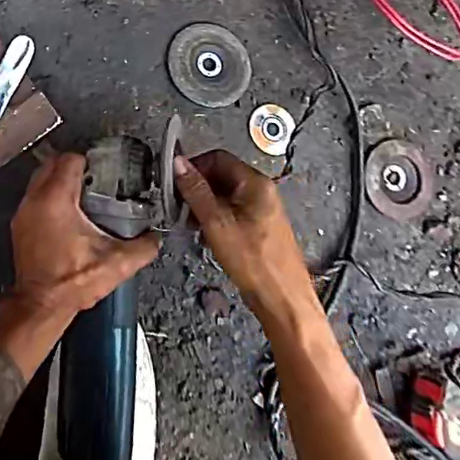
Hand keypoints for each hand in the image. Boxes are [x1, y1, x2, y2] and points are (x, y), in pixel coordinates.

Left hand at [9, 152, 160, 315]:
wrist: (40, 305)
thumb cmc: (74, 281)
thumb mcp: (115, 264)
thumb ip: (142, 248)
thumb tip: (156, 238)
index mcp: (56, 199)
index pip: (69, 160)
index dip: (88, 161)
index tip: (102, 170)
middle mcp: (35, 199)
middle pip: (51, 164)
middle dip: (71, 166)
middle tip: (93, 178)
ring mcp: (23, 211)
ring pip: (39, 179)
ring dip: (58, 180)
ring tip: (82, 193)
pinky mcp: (19, 224)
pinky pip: (33, 196)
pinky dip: (48, 195)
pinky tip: (67, 211)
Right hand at [174, 150, 314, 320]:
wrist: (282, 301)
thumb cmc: (257, 265)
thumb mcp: (216, 223)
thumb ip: (196, 191)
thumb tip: (179, 164)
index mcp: (255, 184)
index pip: (217, 157)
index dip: (193, 166)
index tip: (176, 180)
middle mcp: (261, 192)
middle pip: (220, 175)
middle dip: (196, 188)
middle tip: (180, 203)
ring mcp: (261, 210)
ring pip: (224, 194)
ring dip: (203, 204)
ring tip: (191, 222)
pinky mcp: (258, 227)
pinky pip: (230, 211)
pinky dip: (214, 218)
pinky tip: (206, 234)